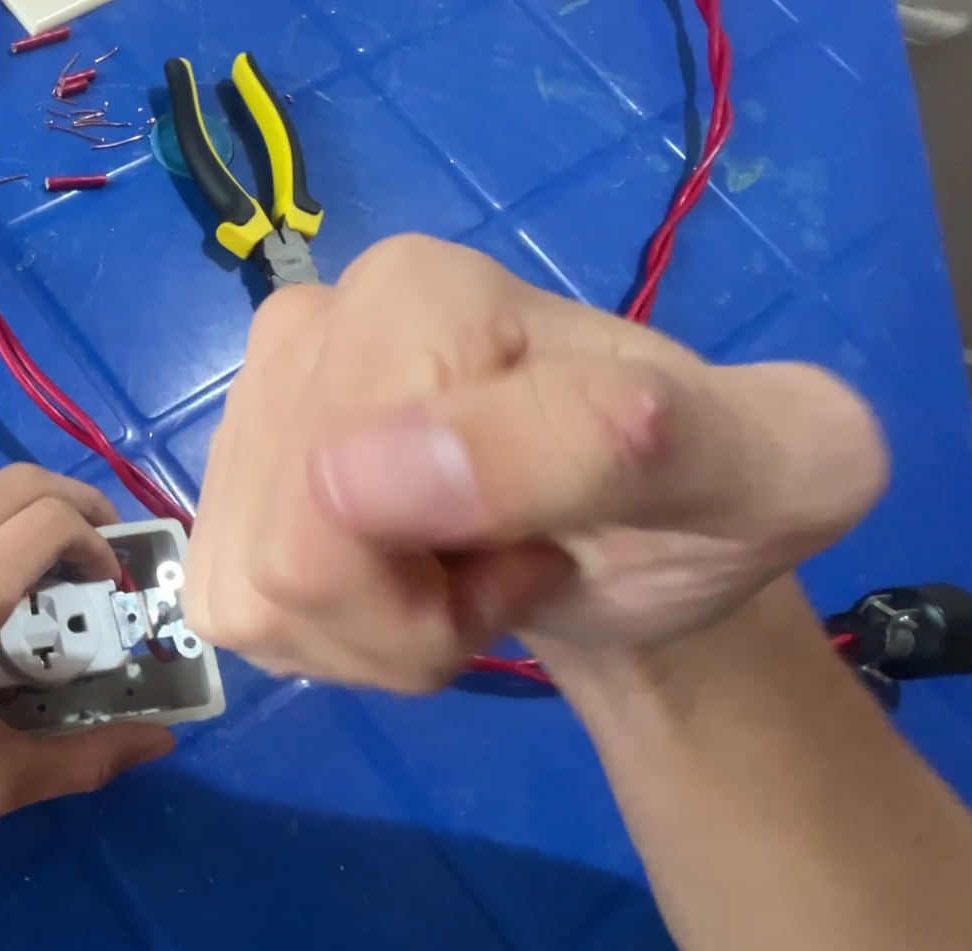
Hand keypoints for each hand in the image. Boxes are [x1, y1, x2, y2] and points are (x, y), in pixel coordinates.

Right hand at [184, 235, 887, 690]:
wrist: (613, 544)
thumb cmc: (695, 507)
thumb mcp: (758, 467)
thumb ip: (595, 446)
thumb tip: (352, 480)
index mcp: (405, 292)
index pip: (337, 494)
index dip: (443, 579)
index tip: (537, 549)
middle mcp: (293, 338)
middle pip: (285, 554)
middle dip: (398, 620)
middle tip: (491, 576)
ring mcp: (239, 423)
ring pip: (251, 595)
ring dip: (364, 634)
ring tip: (444, 582)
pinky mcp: (213, 504)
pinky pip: (231, 610)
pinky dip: (320, 637)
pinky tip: (379, 590)